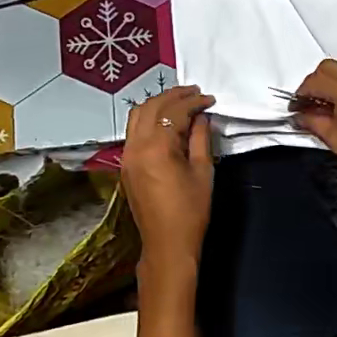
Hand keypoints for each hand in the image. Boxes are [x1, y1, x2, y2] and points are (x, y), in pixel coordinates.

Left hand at [121, 85, 217, 269]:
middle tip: (195, 92)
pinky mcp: (125, 164)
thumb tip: (201, 117)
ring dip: (158, 104)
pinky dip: (148, 119)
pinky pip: (133, 131)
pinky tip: (165, 121)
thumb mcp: (203, 172)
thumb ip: (200, 138)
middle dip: (173, 96)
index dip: (193, 102)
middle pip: (151, 107)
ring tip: (180, 102)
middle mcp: (135, 146)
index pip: (174, 111)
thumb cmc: (191, 211)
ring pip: (137, 115)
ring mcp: (126, 155)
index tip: (210, 99)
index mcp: (156, 147)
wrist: (167, 244)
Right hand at [291, 60, 336, 192]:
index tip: (297, 107)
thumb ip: (313, 122)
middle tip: (310, 104)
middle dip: (316, 82)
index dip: (301, 93)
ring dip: (335, 84)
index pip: (315, 80)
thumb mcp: (335, 138)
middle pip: (329, 67)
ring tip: (331, 108)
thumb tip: (300, 116)